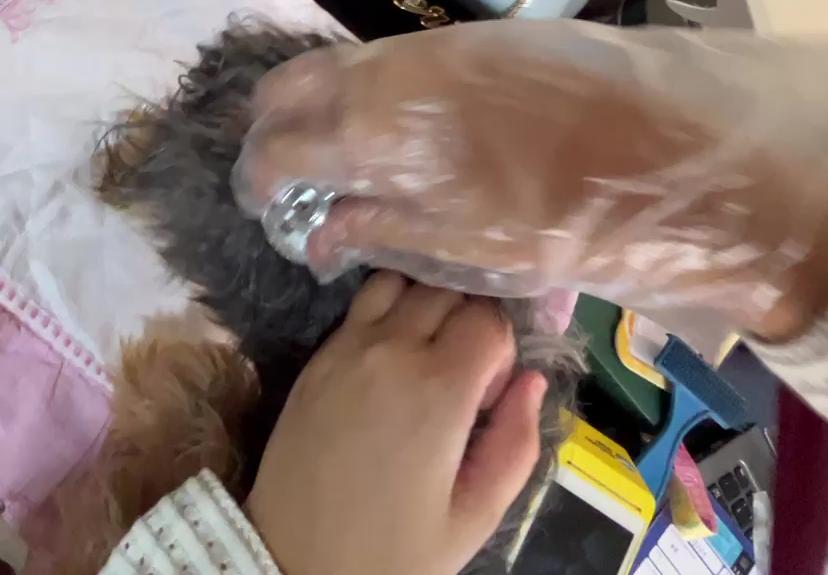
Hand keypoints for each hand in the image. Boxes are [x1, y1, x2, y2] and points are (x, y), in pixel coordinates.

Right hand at [235, 21, 827, 335]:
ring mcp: (424, 48)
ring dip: (313, 104)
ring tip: (330, 151)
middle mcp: (389, 76)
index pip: (282, 143)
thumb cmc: (570, 222)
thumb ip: (377, 228)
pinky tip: (383, 123)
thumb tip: (313, 235)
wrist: (680, 156)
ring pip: (333, 63)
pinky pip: (379, 57)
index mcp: (384, 134)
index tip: (262, 201)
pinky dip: (357, 88)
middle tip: (285, 171)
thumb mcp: (468, 248)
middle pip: (289, 83)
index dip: (259, 175)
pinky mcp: (460, 38)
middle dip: (270, 127)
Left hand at [245, 273, 548, 574]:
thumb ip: (515, 442)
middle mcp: (390, 347)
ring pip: (398, 281)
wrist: (296, 555)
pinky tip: (393, 345)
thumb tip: (531, 378)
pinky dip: (386, 306)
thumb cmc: (393, 549)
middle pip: (444, 290)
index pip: (487, 317)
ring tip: (429, 345)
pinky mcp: (319, 351)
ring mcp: (347, 343)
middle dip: (467, 316)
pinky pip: (359, 303)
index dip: (502, 345)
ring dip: (423, 299)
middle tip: (467, 365)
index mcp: (437, 387)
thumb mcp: (474, 515)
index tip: (493, 384)